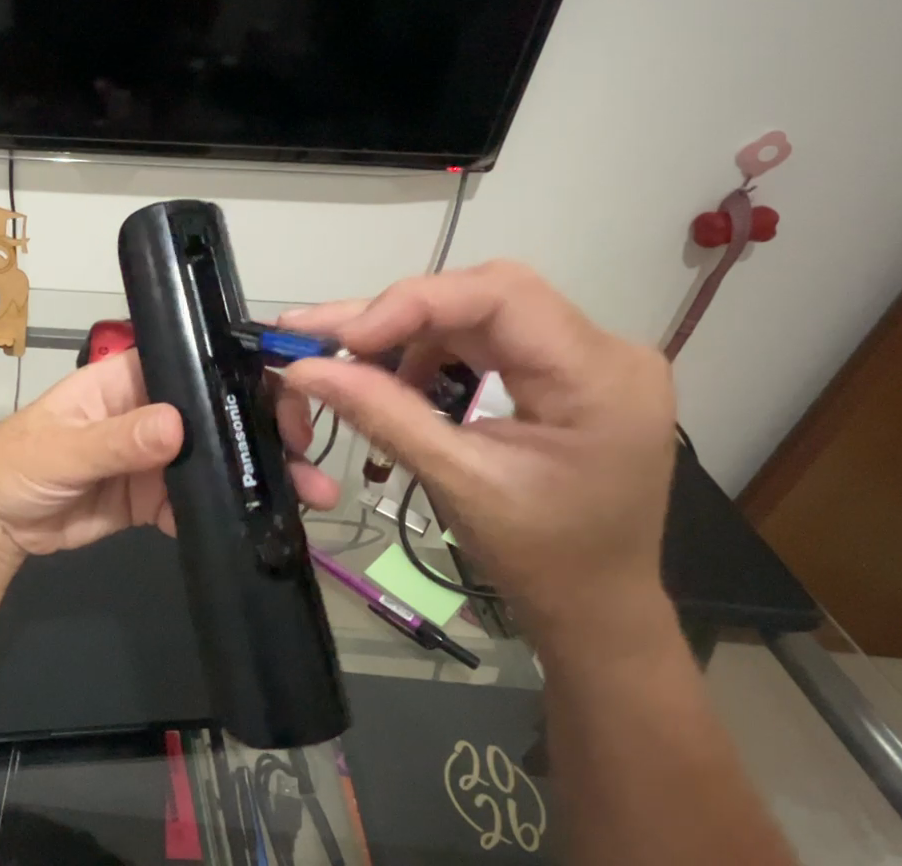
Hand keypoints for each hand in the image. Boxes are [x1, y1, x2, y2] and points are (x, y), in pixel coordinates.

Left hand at [0, 350, 337, 564]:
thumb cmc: (15, 462)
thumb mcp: (62, 447)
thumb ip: (117, 439)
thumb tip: (176, 426)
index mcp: (129, 380)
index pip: (195, 364)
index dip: (244, 375)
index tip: (285, 400)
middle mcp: (151, 412)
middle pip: (220, 413)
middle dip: (267, 430)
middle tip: (308, 456)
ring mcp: (155, 457)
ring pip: (218, 459)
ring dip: (259, 475)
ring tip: (306, 497)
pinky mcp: (152, 498)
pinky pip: (196, 502)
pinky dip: (223, 512)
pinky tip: (255, 525)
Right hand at [278, 262, 676, 635]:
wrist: (594, 606)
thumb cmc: (541, 557)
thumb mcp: (458, 483)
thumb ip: (383, 414)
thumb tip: (302, 368)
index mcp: (597, 375)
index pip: (499, 295)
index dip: (410, 304)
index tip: (339, 340)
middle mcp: (599, 350)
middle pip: (481, 295)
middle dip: (394, 315)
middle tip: (317, 337)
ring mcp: (579, 359)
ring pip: (471, 313)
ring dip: (402, 333)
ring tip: (339, 362)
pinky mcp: (554, 373)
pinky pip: (478, 340)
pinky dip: (424, 353)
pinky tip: (389, 379)